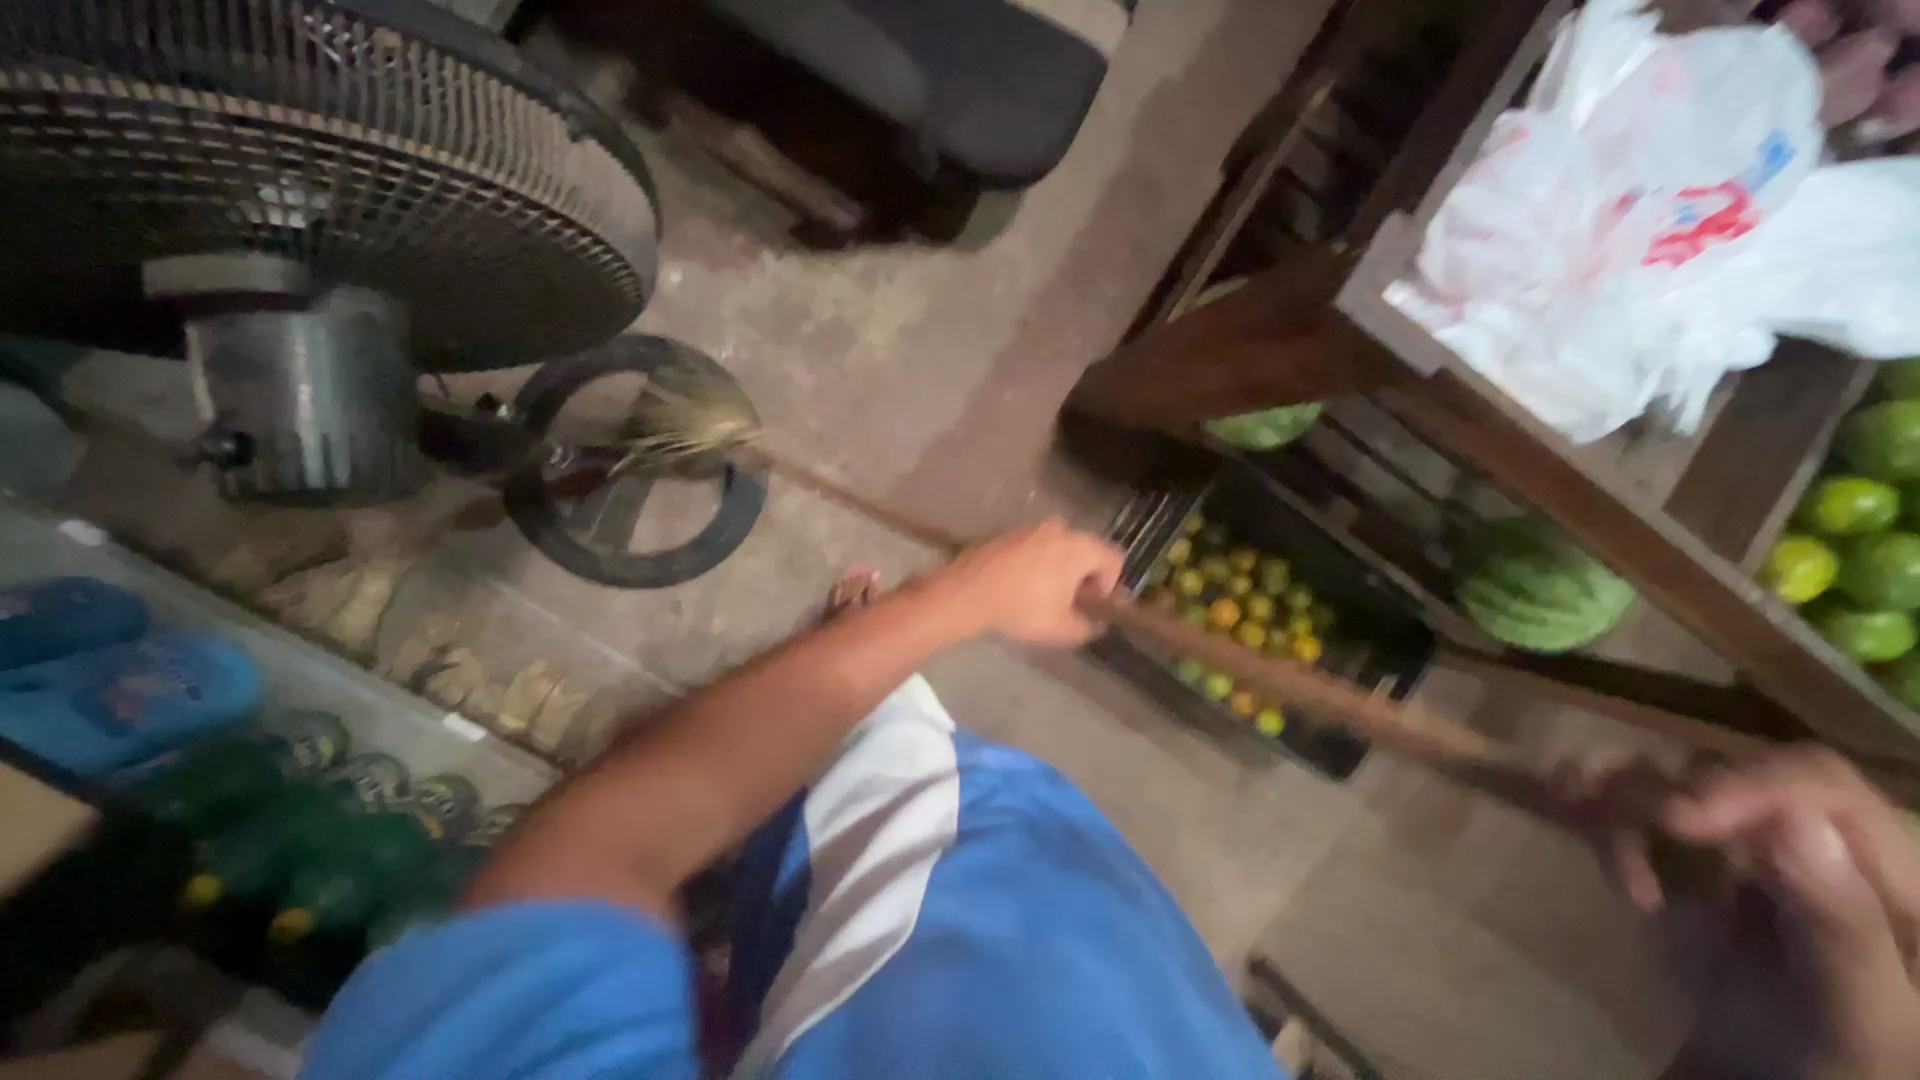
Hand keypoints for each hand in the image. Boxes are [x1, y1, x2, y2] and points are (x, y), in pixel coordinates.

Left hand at [928, 518, 1123, 645]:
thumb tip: (1095, 624)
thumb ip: (1087, 627)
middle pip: (1086, 551)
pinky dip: (1035, 562)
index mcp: (1079, 547)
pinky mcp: (1007, 532)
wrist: (967, 591)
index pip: (1114, 559)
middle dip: (1083, 576)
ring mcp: (1031, 527)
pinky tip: (1020, 585)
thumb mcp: (1061, 629)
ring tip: (1043, 595)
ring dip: (1058, 568)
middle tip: (1069, 602)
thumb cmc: (1022, 608)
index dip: (1110, 585)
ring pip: (1058, 547)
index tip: (1091, 605)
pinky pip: (1034, 546)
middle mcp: (1059, 529)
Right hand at [1555, 745, 1919, 1079]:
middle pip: (1724, 770)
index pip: (1818, 783)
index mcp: (1886, 873)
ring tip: (1621, 880)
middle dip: (1660, 803)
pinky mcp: (1681, 853)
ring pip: (1661, 778)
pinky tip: (1573, 819)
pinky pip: (1626, 801)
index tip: (1675, 818)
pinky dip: (1592, 805)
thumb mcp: (1860, 1022)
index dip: (1746, 782)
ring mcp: (1738, 843)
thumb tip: (1794, 824)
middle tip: (1629, 868)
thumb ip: (1843, 930)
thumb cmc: (1826, 1065)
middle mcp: (1807, 837)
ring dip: (1619, 812)